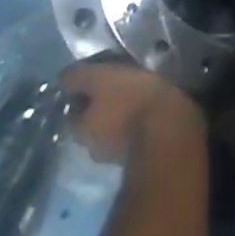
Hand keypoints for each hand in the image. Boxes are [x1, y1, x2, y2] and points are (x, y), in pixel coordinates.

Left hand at [59, 60, 203, 163]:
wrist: (172, 132)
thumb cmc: (132, 100)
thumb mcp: (100, 77)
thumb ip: (77, 77)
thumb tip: (62, 78)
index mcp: (80, 130)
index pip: (73, 109)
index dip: (83, 91)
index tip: (99, 78)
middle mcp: (95, 149)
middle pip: (94, 123)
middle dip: (104, 107)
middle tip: (119, 87)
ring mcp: (120, 158)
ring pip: (116, 131)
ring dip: (123, 118)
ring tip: (140, 98)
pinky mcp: (146, 158)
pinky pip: (137, 137)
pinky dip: (141, 125)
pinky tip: (152, 111)